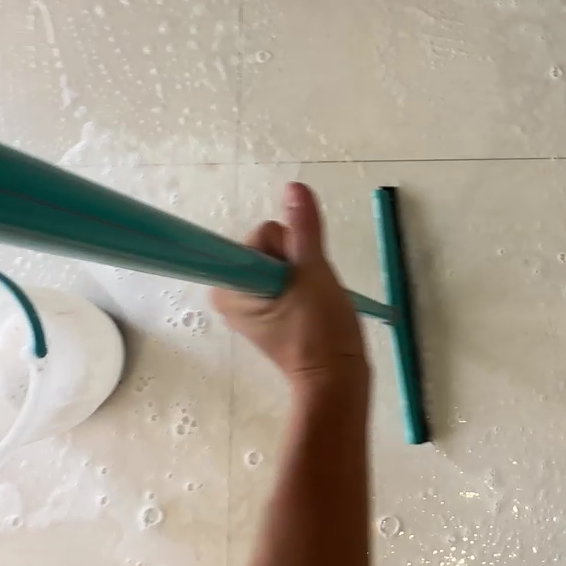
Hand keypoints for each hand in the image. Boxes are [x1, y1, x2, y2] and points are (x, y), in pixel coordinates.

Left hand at [214, 182, 369, 394]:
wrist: (336, 378)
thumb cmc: (322, 331)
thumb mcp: (316, 275)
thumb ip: (304, 231)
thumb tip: (294, 188)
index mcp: (229, 287)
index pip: (257, 238)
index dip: (283, 246)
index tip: (296, 269)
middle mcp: (229, 292)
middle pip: (269, 246)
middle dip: (298, 259)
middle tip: (314, 288)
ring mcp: (248, 302)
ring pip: (280, 260)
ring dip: (304, 270)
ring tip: (317, 297)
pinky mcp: (266, 309)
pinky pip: (284, 276)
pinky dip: (303, 281)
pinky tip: (314, 299)